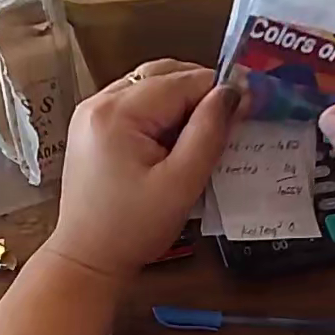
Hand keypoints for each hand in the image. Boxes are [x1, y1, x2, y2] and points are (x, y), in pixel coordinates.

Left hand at [46, 60, 237, 280]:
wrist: (88, 259)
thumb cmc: (135, 229)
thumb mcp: (181, 184)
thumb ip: (209, 134)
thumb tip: (234, 93)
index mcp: (118, 112)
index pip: (182, 80)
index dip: (218, 93)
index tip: (246, 113)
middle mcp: (99, 101)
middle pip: (163, 75)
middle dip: (199, 95)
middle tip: (225, 128)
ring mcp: (91, 113)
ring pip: (149, 87)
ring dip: (180, 105)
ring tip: (198, 140)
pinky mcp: (91, 129)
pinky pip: (134, 106)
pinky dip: (160, 116)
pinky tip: (171, 146)